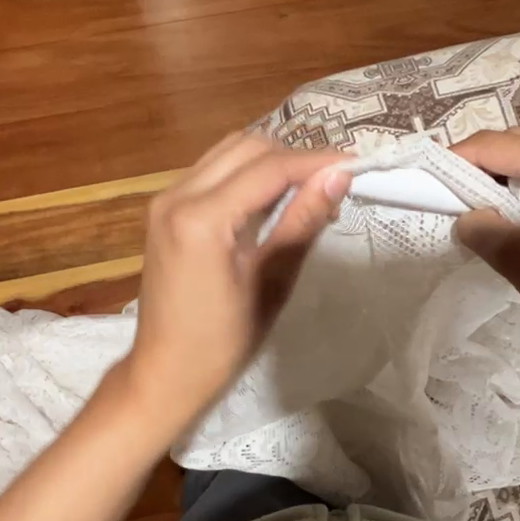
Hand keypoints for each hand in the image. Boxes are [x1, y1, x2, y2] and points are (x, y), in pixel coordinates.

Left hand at [119, 133, 349, 430]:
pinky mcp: (165, 210)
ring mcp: (166, 200)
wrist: (164, 373)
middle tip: (332, 183)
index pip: (269, 168)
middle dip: (294, 157)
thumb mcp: (271, 284)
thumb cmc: (222, 342)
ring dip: (270, 161)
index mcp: (201, 219)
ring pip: (228, 152)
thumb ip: (301, 223)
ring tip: (308, 189)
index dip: (316, 162)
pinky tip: (273, 199)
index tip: (355, 164)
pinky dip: (246, 174)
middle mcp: (176, 196)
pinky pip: (212, 171)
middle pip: (247, 147)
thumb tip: (337, 177)